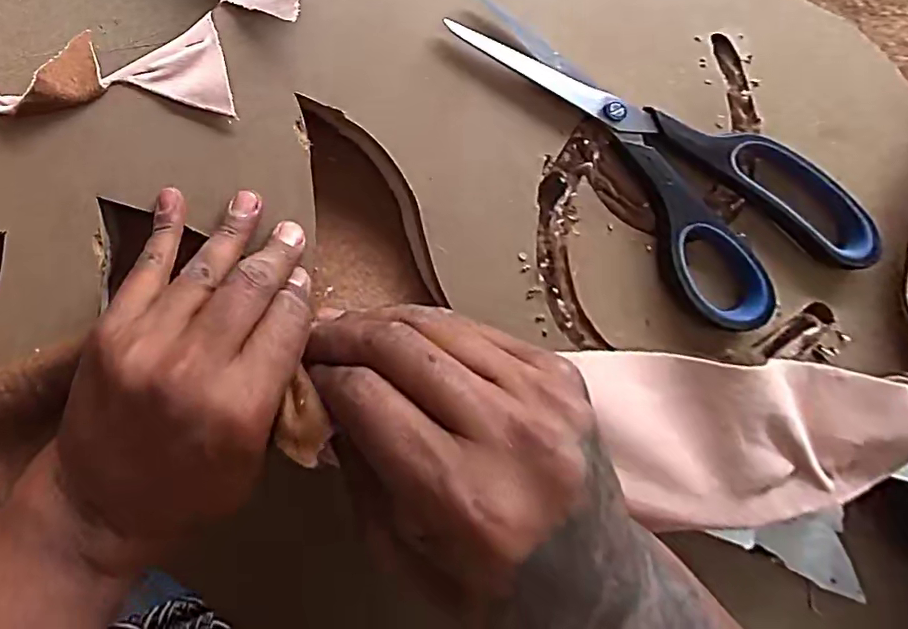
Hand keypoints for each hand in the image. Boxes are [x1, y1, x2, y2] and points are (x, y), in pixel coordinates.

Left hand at [49, 186, 314, 575]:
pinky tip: (175, 199)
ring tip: (250, 200)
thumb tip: (293, 327)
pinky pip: (145, 268)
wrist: (98, 502)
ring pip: (203, 272)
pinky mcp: (113, 328)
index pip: (284, 329)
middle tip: (291, 230)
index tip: (305, 271)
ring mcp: (149, 341)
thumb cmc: (184, 490)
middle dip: (275, 255)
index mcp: (239, 407)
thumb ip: (274, 395)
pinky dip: (164, 231)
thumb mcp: (249, 462)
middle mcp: (196, 367)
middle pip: (248, 292)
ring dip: (231, 232)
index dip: (298, 294)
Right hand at [306, 306, 736, 627]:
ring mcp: (544, 398)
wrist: (602, 588)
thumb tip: (320, 390)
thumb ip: (354, 468)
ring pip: (429, 321)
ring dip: (377, 318)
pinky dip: (424, 324)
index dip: (323, 374)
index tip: (305, 369)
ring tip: (350, 327)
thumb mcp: (401, 552)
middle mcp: (513, 439)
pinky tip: (402, 335)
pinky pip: (469, 325)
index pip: (365, 395)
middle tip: (315, 334)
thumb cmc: (492, 585)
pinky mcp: (560, 373)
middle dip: (341, 333)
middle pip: (394, 345)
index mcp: (469, 498)